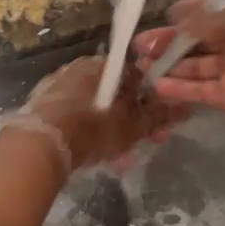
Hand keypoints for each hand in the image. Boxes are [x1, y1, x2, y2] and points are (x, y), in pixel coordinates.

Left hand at [5, 55, 184, 173]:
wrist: (38, 144)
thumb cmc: (92, 130)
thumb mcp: (133, 127)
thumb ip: (160, 117)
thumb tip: (186, 107)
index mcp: (105, 66)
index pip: (138, 79)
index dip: (151, 105)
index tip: (157, 129)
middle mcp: (80, 67)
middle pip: (114, 96)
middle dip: (129, 123)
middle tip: (136, 148)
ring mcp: (56, 85)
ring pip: (93, 109)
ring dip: (108, 132)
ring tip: (114, 159)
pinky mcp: (39, 105)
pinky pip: (71, 117)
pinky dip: (83, 133)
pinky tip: (88, 155)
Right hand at [133, 0, 224, 144]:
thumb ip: (207, 22)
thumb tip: (177, 16)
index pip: (217, 6)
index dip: (190, 10)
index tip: (165, 15)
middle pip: (203, 36)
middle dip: (172, 40)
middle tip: (140, 44)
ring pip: (199, 64)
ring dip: (171, 64)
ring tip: (139, 65)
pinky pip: (202, 88)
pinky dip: (180, 88)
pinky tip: (156, 86)